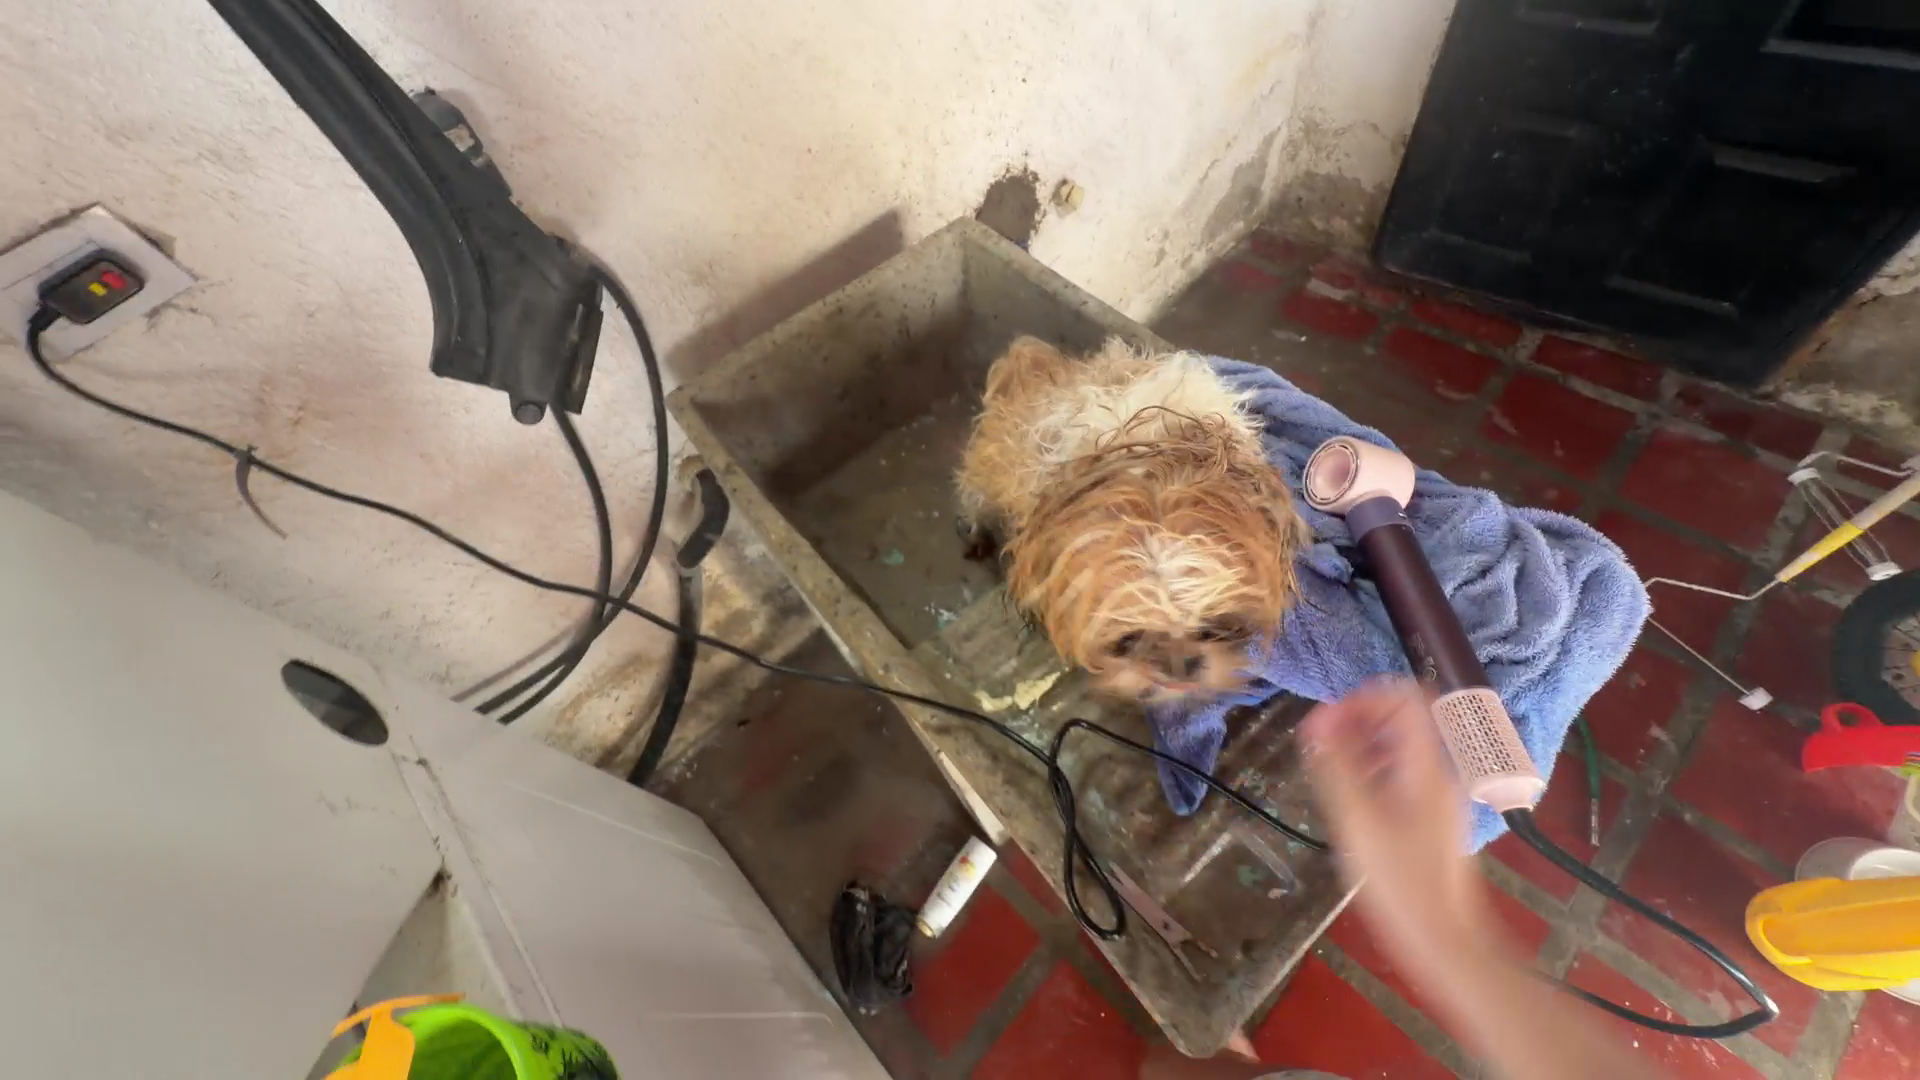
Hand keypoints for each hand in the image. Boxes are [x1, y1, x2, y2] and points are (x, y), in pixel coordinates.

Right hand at [1302, 680, 1494, 973]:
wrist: (1441, 938)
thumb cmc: (1399, 877)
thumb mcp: (1358, 816)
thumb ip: (1337, 761)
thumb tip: (1319, 715)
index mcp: (1427, 765)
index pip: (1408, 698)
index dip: (1367, 696)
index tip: (1332, 717)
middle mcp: (1438, 772)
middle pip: (1403, 718)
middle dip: (1359, 718)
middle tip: (1322, 738)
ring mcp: (1437, 794)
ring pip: (1399, 744)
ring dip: (1362, 741)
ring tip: (1328, 761)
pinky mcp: (1429, 814)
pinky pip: (1400, 769)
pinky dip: (1371, 766)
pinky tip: (1347, 790)